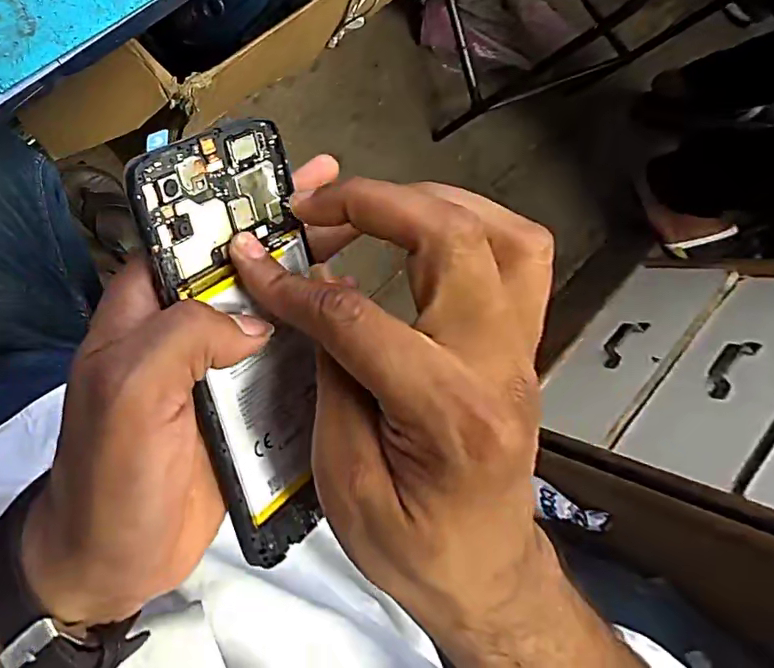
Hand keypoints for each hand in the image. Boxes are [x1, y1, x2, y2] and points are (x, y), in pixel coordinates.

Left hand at [19, 156, 343, 626]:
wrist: (112, 560)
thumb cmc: (106, 472)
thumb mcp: (129, 391)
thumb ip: (182, 337)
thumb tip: (252, 320)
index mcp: (142, 307)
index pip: (186, 236)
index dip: (229, 204)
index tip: (279, 180)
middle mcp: (177, 326)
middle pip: (235, 264)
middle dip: (281, 230)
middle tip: (336, 198)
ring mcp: (210, 365)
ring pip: (263, 308)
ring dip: (302, 278)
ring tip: (354, 246)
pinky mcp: (237, 403)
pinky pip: (279, 359)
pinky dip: (310, 337)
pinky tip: (347, 321)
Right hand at [230, 176, 637, 665]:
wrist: (489, 575)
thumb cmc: (417, 547)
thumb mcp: (345, 482)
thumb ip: (331, 377)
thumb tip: (315, 293)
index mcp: (449, 413)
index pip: (359, 318)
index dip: (293, 286)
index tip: (253, 262)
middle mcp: (497, 365)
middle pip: (450, 242)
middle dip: (370, 204)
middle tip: (314, 205)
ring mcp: (520, 347)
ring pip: (501, 233)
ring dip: (427, 199)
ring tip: (368, 201)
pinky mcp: (520, 338)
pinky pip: (517, 252)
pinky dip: (465, 218)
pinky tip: (419, 221)